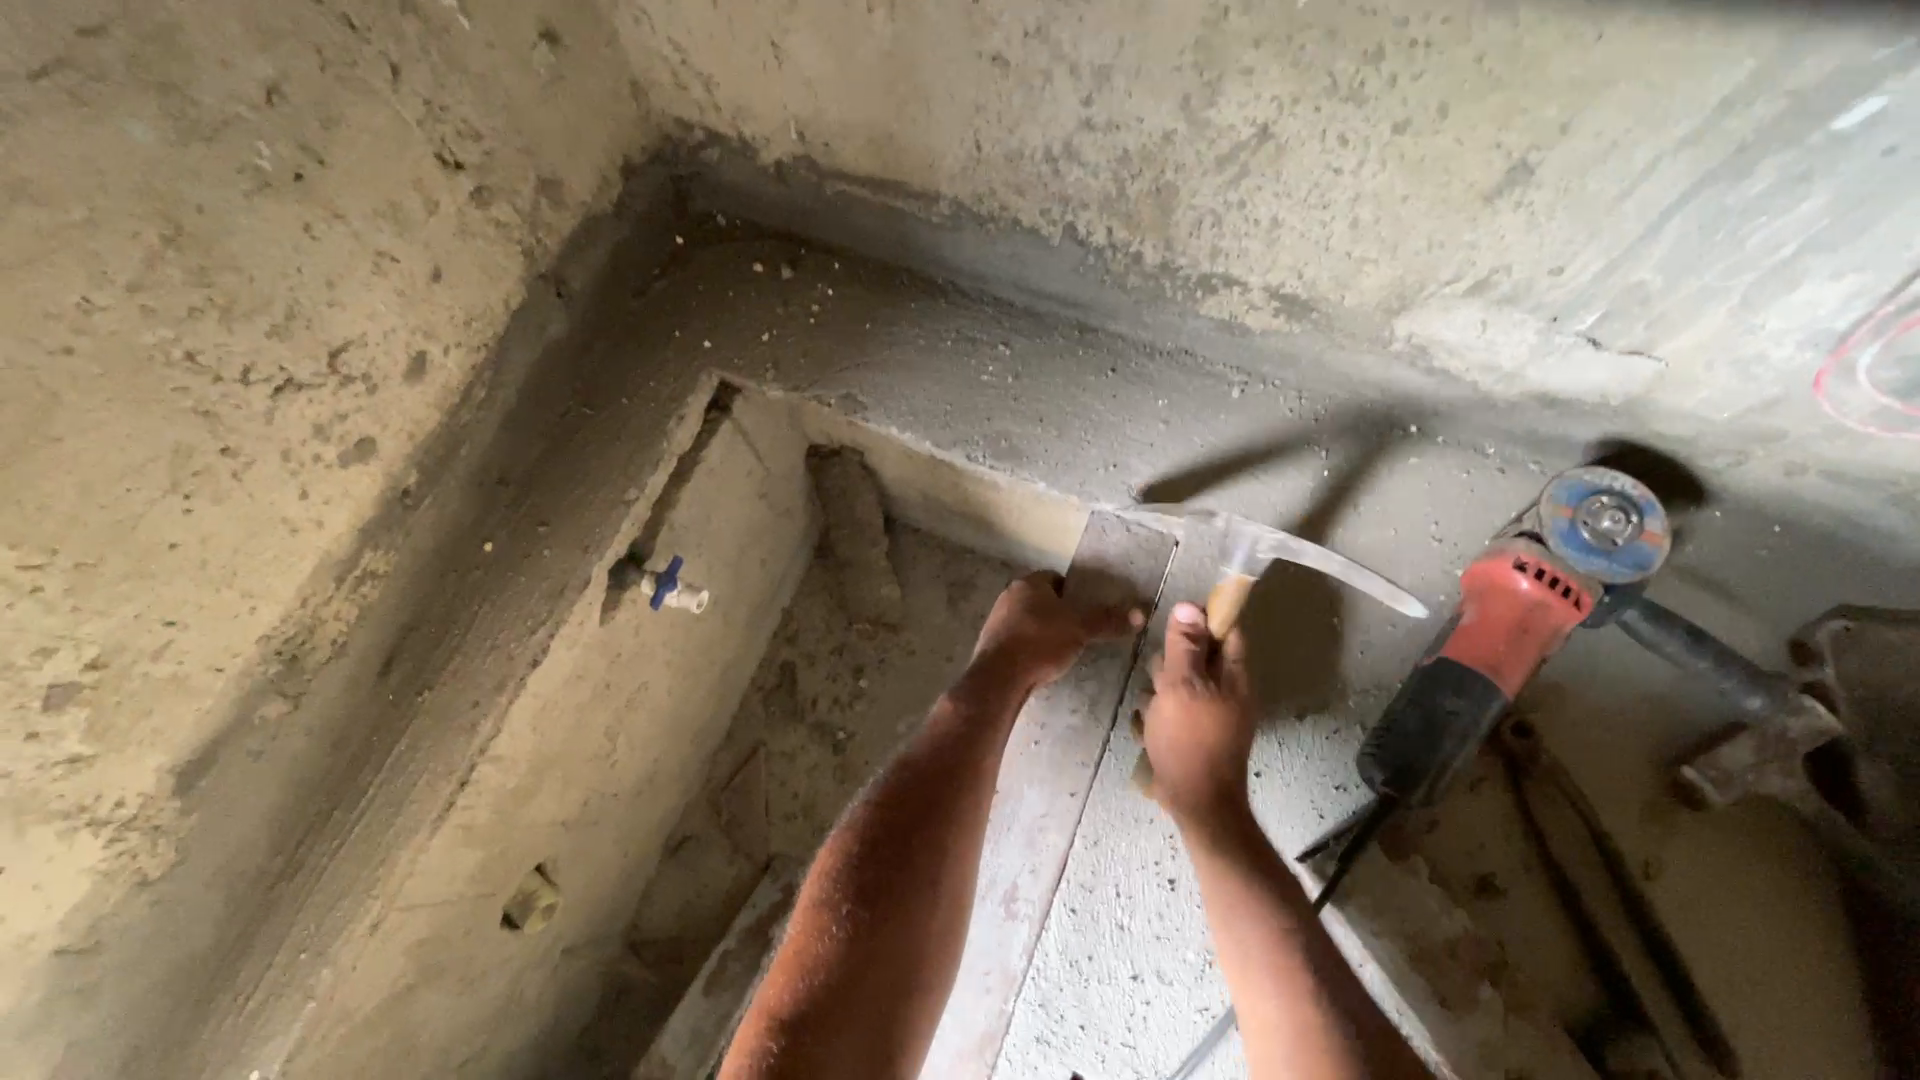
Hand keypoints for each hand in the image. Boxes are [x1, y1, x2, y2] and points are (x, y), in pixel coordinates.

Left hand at [971, 571, 1143, 689]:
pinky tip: (1040, 663)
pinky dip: (1028, 648)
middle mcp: (1008, 596)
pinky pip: (1015, 641)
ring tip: (1060, 649)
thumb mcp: (1081, 628)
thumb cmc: (1041, 641)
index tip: (1085, 608)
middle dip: (1056, 612)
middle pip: (1039, 599)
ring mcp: (995, 621)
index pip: (1054, 578)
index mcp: (1028, 584)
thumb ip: (1108, 620)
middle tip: (1077, 630)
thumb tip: (1141, 613)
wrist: (1000, 675)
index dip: (1072, 591)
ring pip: (1025, 620)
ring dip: (1041, 631)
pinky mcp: (990, 645)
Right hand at [1143, 601, 1255, 825]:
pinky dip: (1159, 716)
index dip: (1203, 620)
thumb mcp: (1181, 685)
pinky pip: (1173, 712)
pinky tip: (1147, 727)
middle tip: (1160, 679)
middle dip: (1172, 663)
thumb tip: (1189, 606)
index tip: (1173, 625)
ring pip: (1180, 685)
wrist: (1196, 801)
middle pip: (1198, 657)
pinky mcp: (1195, 735)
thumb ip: (1184, 647)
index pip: (1226, 631)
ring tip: (1151, 709)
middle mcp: (1228, 691)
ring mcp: (1212, 716)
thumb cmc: (1189, 739)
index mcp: (1234, 676)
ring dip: (1160, 691)